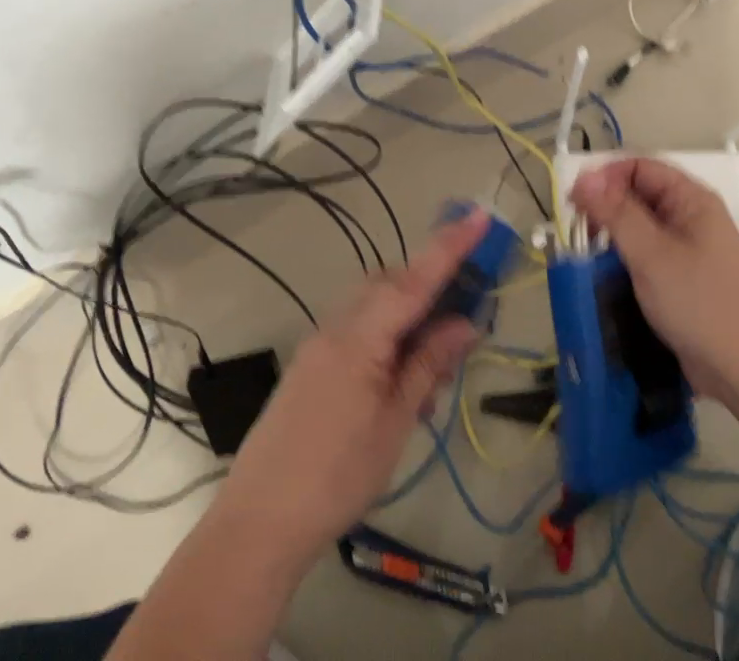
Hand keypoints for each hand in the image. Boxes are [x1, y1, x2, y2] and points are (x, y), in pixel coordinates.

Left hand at [214, 209, 486, 565]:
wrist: (259, 522)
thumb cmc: (337, 476)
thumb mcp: (396, 422)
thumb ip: (428, 365)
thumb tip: (465, 324)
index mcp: (358, 340)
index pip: (413, 281)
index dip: (448, 247)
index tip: (479, 216)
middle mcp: (334, 331)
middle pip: (388, 285)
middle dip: (429, 281)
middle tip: (468, 305)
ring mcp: (317, 349)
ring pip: (372, 308)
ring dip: (409, 315)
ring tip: (437, 361)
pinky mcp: (310, 369)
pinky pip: (356, 333)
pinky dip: (387, 338)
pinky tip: (404, 381)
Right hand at [570, 158, 738, 399]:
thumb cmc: (701, 303)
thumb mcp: (652, 254)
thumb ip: (617, 213)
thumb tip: (583, 177)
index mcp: (691, 200)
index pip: (640, 167)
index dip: (605, 177)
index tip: (572, 202)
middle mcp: (690, 218)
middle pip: (639, 196)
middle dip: (604, 209)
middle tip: (577, 235)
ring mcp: (687, 251)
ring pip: (639, 230)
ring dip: (611, 239)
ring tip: (586, 259)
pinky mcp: (681, 282)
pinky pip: (646, 259)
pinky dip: (623, 263)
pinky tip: (604, 280)